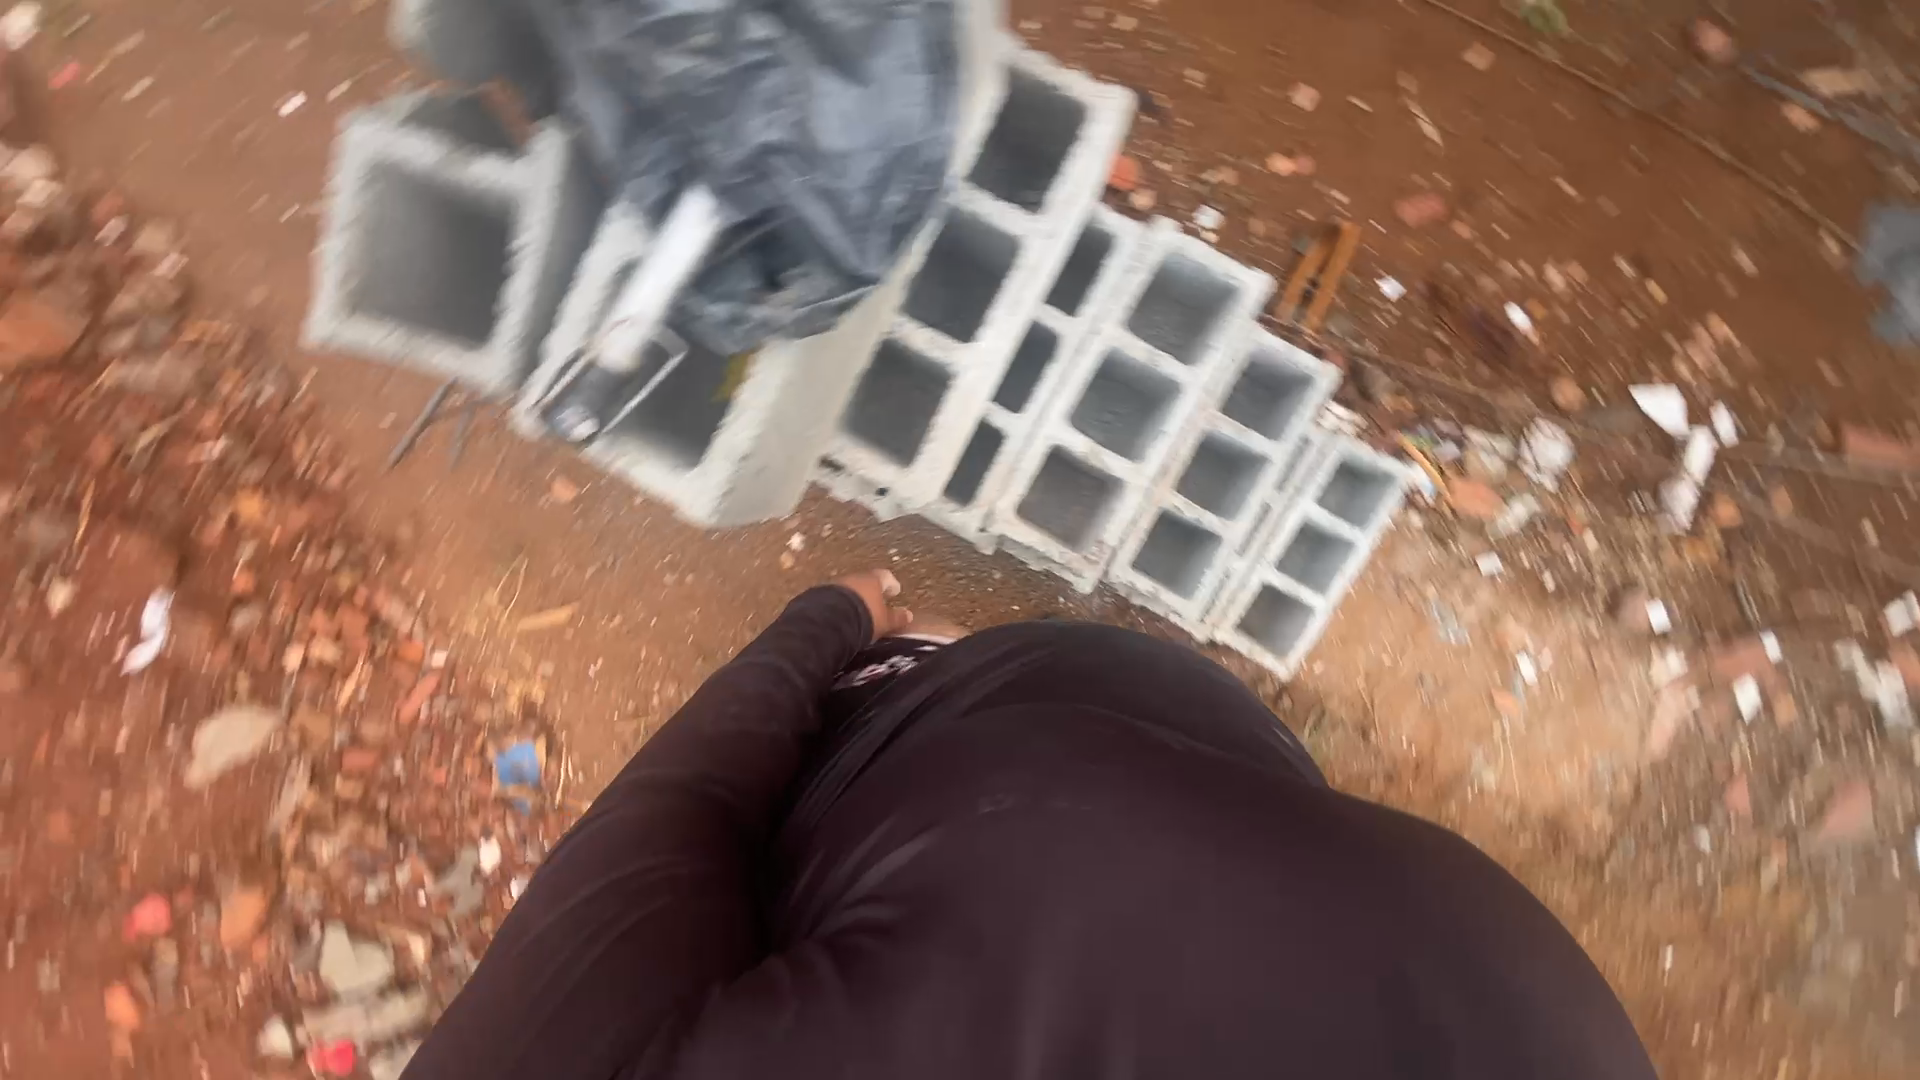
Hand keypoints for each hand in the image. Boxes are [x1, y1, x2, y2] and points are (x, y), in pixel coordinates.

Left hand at [834, 569, 912, 641]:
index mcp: (873, 579)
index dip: (891, 584)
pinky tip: (841, 615)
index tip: (895, 592)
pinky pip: (834, 598)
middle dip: (870, 591)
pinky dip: (839, 604)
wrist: (828, 621)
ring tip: (857, 612)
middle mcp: (854, 577)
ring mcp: (834, 584)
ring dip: (853, 598)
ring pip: (848, 589)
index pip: (885, 577)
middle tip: (876, 603)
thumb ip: (896, 618)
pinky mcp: (818, 594)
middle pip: (865, 581)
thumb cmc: (864, 618)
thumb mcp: (884, 622)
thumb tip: (908, 615)